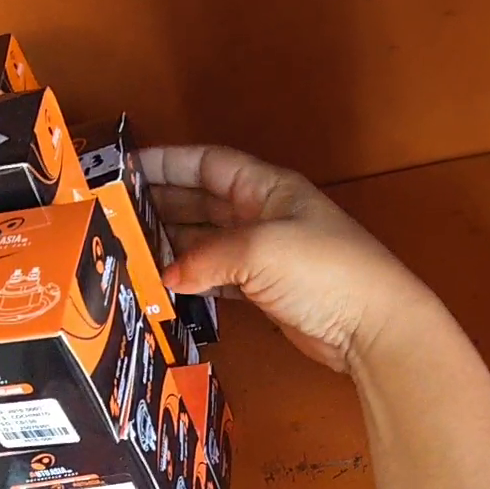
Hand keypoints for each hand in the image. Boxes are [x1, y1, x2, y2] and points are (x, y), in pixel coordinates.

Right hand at [139, 145, 437, 372]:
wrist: (371, 325)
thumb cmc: (325, 271)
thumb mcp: (259, 250)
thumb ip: (206, 258)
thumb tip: (167, 276)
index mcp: (266, 188)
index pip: (208, 165)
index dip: (168, 163)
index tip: (127, 168)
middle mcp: (263, 216)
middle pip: (202, 202)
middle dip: (162, 205)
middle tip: (118, 215)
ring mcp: (265, 255)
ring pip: (207, 242)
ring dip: (174, 245)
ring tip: (132, 251)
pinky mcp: (267, 291)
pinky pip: (219, 278)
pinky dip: (194, 279)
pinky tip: (167, 284)